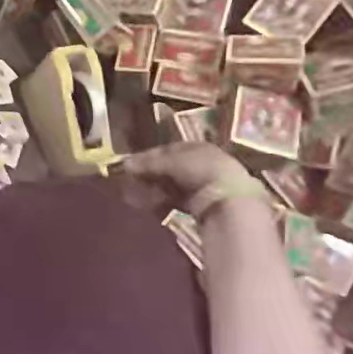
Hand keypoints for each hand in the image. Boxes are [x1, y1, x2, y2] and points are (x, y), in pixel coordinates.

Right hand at [124, 143, 272, 221]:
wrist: (228, 196)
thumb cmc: (200, 169)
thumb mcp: (171, 161)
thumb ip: (147, 162)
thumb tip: (124, 164)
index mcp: (196, 146)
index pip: (167, 149)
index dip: (147, 156)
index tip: (128, 165)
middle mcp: (201, 162)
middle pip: (169, 168)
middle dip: (149, 175)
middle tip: (130, 183)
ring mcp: (204, 184)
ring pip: (171, 186)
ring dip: (154, 191)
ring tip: (137, 197)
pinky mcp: (203, 204)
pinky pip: (176, 201)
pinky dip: (163, 203)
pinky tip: (151, 207)